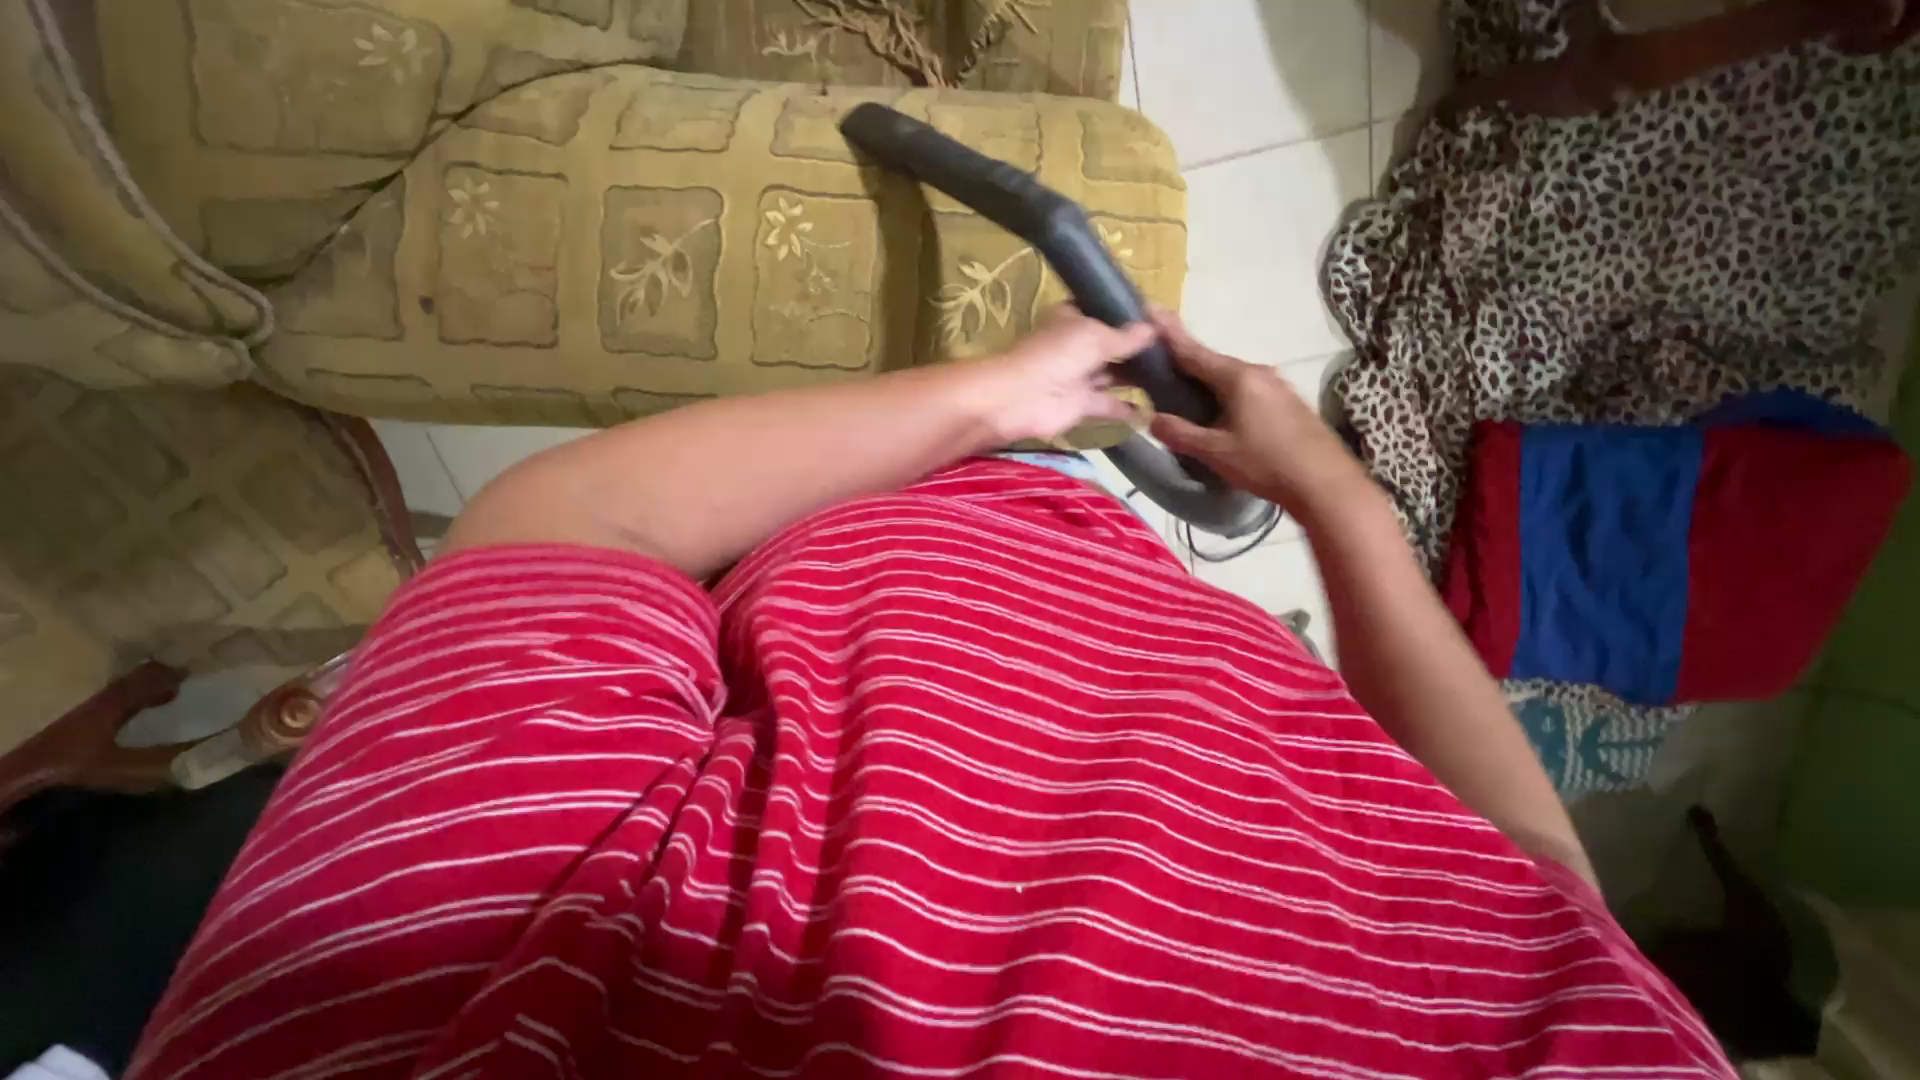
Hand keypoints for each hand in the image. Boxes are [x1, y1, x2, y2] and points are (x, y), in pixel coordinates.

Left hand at [961, 306, 1156, 445]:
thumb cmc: (1056, 355)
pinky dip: (1128, 408)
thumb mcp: (1095, 335)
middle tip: (1177, 350)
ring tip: (1174, 375)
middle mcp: (1077, 344)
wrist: (1022, 399)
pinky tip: (1155, 408)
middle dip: (1140, 347)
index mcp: (1074, 317)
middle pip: (1114, 344)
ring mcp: (1079, 375)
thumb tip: (1154, 330)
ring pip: (1114, 374)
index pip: (1106, 311)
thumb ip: (1126, 335)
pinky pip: (1109, 404)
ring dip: (1138, 376)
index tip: (1164, 319)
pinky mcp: (1081, 404)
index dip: (1131, 315)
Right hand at [1146, 309, 1370, 520]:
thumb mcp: (1215, 452)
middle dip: (1185, 363)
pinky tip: (1219, 413)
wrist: (1325, 484)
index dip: (1169, 334)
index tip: (1150, 311)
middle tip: (1159, 366)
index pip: (1193, 352)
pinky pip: (1247, 391)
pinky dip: (1226, 395)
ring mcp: (1277, 386)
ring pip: (1230, 379)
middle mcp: (1259, 372)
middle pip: (1212, 364)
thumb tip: (1153, 419)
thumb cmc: (1266, 464)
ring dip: (1206, 383)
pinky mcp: (1288, 403)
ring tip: (1184, 394)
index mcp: (1237, 377)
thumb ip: (1181, 433)